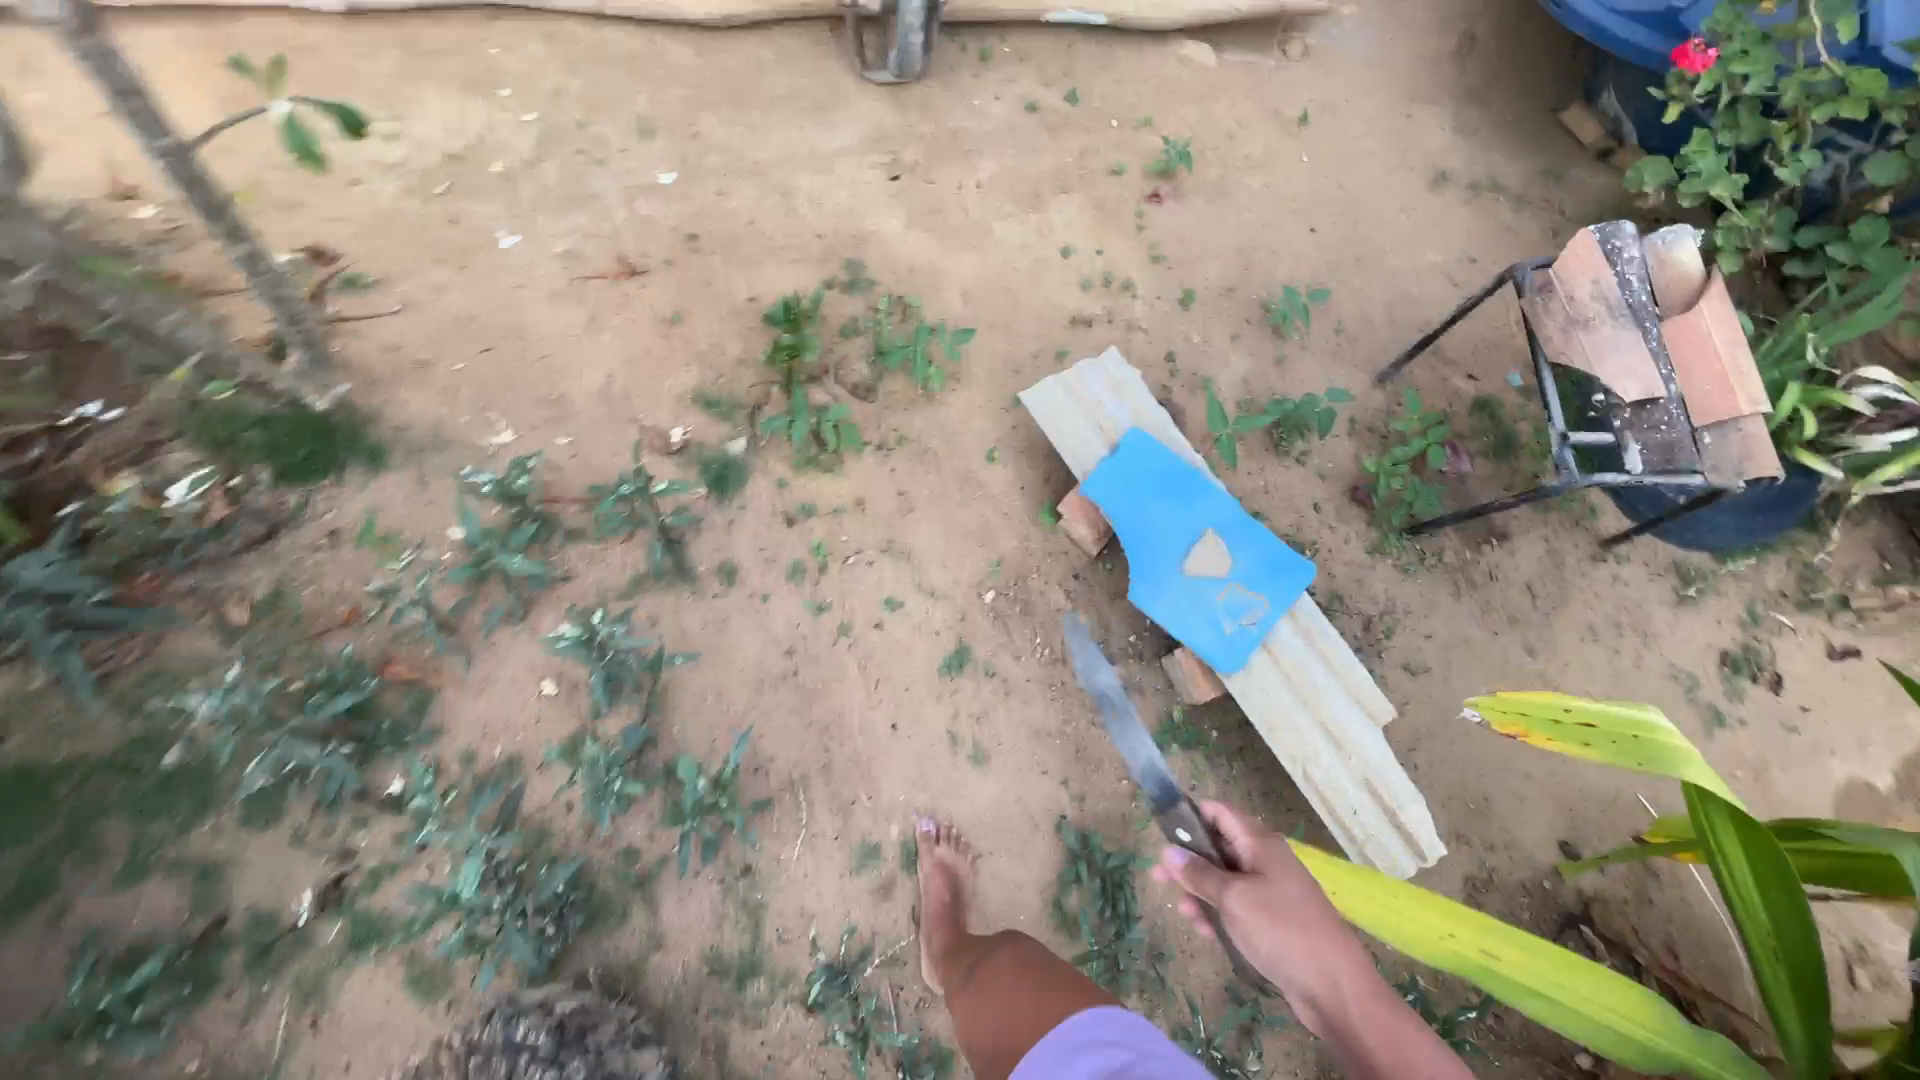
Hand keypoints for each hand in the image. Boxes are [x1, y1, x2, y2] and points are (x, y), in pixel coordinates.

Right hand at [1149, 800, 1379, 1034]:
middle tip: (1158, 877)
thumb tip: (1169, 851)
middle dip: (1189, 860)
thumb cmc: (1281, 929)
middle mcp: (1265, 861)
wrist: (1333, 987)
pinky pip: (1236, 907)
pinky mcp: (1272, 921)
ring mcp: (1270, 891)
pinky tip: (1204, 931)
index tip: (1162, 831)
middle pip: (1219, 847)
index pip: (1220, 812)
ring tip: (1181, 911)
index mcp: (1259, 843)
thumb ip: (1199, 874)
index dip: (1191, 815)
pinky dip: (1218, 913)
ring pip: (1225, 880)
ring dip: (1200, 891)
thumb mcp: (1233, 898)